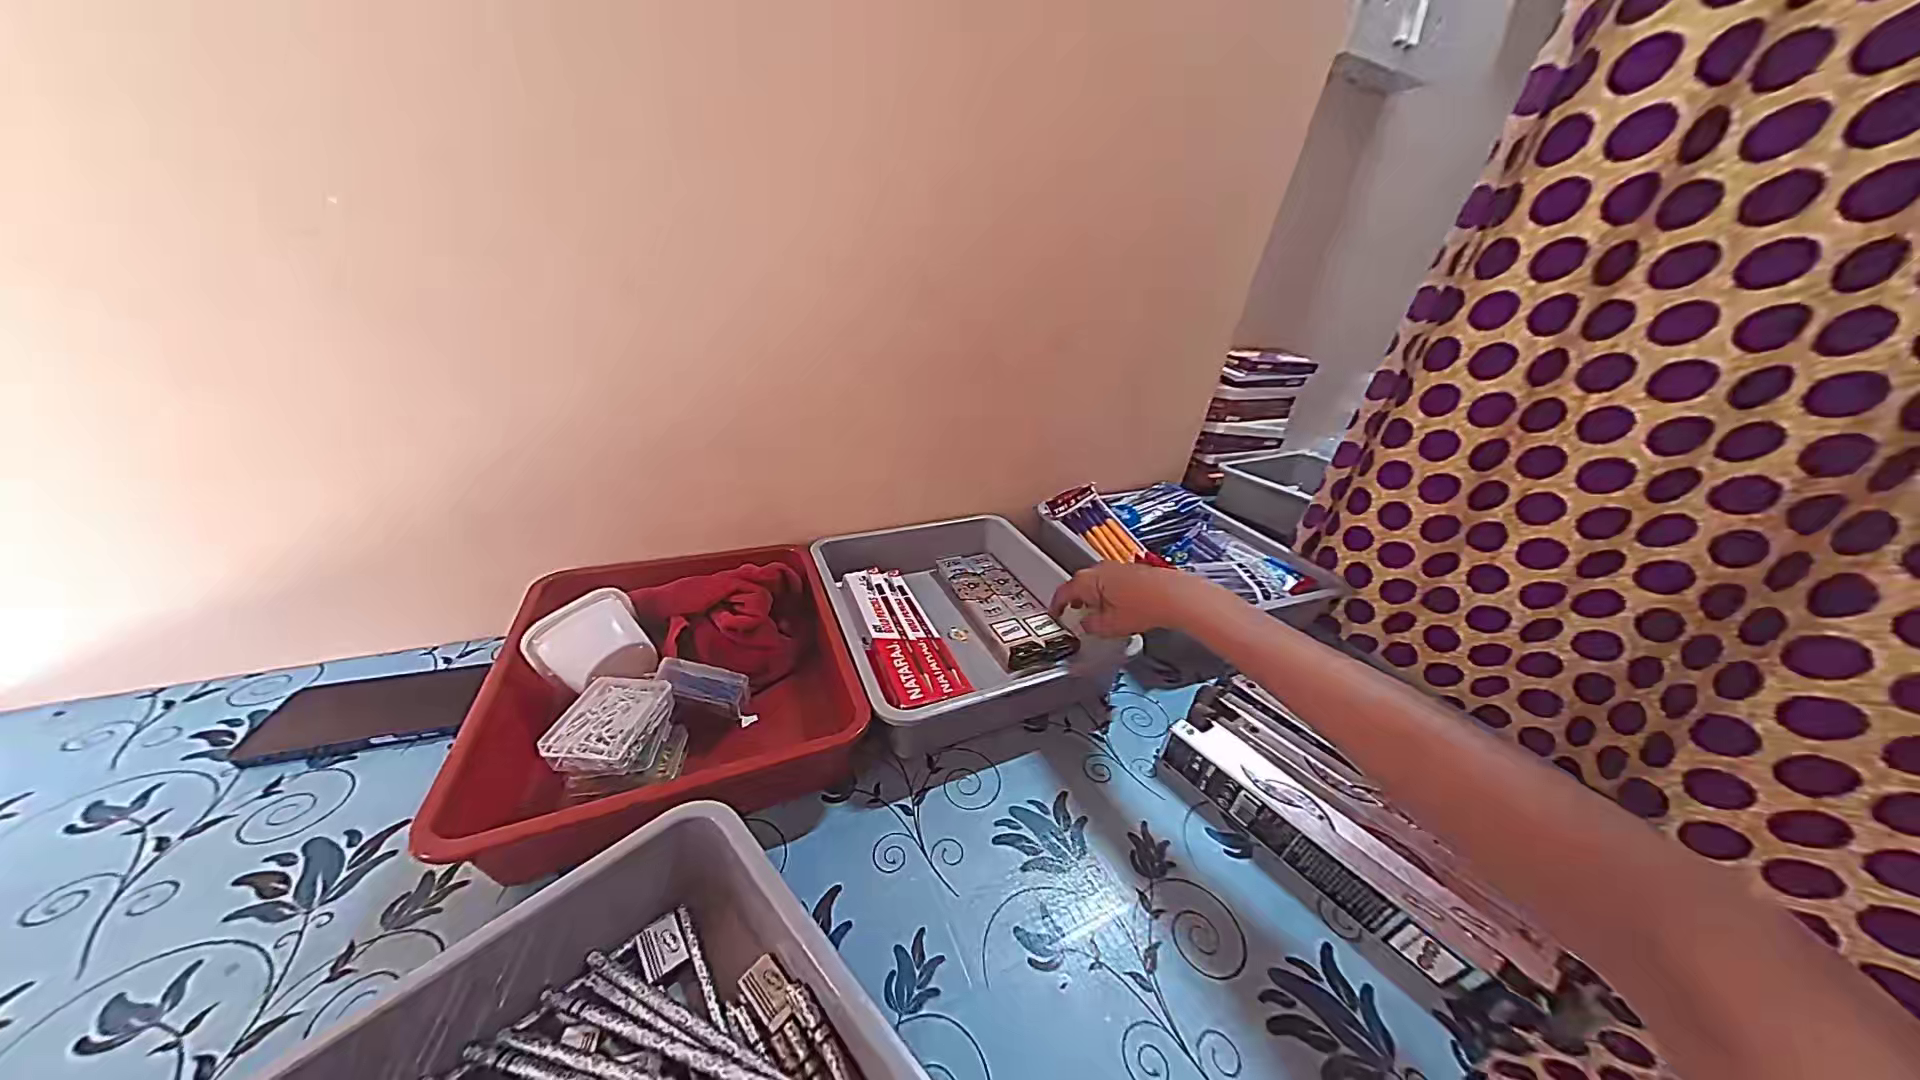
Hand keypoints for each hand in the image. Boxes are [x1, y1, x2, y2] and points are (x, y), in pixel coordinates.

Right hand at [1049, 562, 1219, 637]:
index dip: (1056, 606)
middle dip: (1076, 601)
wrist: (1173, 595)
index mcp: (1087, 580)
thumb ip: (1092, 626)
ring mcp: (1115, 567)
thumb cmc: (1145, 605)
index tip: (1056, 613)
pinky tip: (1118, 608)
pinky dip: (1108, 593)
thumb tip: (1087, 624)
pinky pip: (1111, 581)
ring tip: (1099, 615)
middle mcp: (1099, 569)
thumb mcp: (1110, 626)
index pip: (1063, 592)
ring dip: (1093, 597)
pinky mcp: (1131, 570)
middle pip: (1078, 585)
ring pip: (1095, 582)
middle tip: (1075, 616)